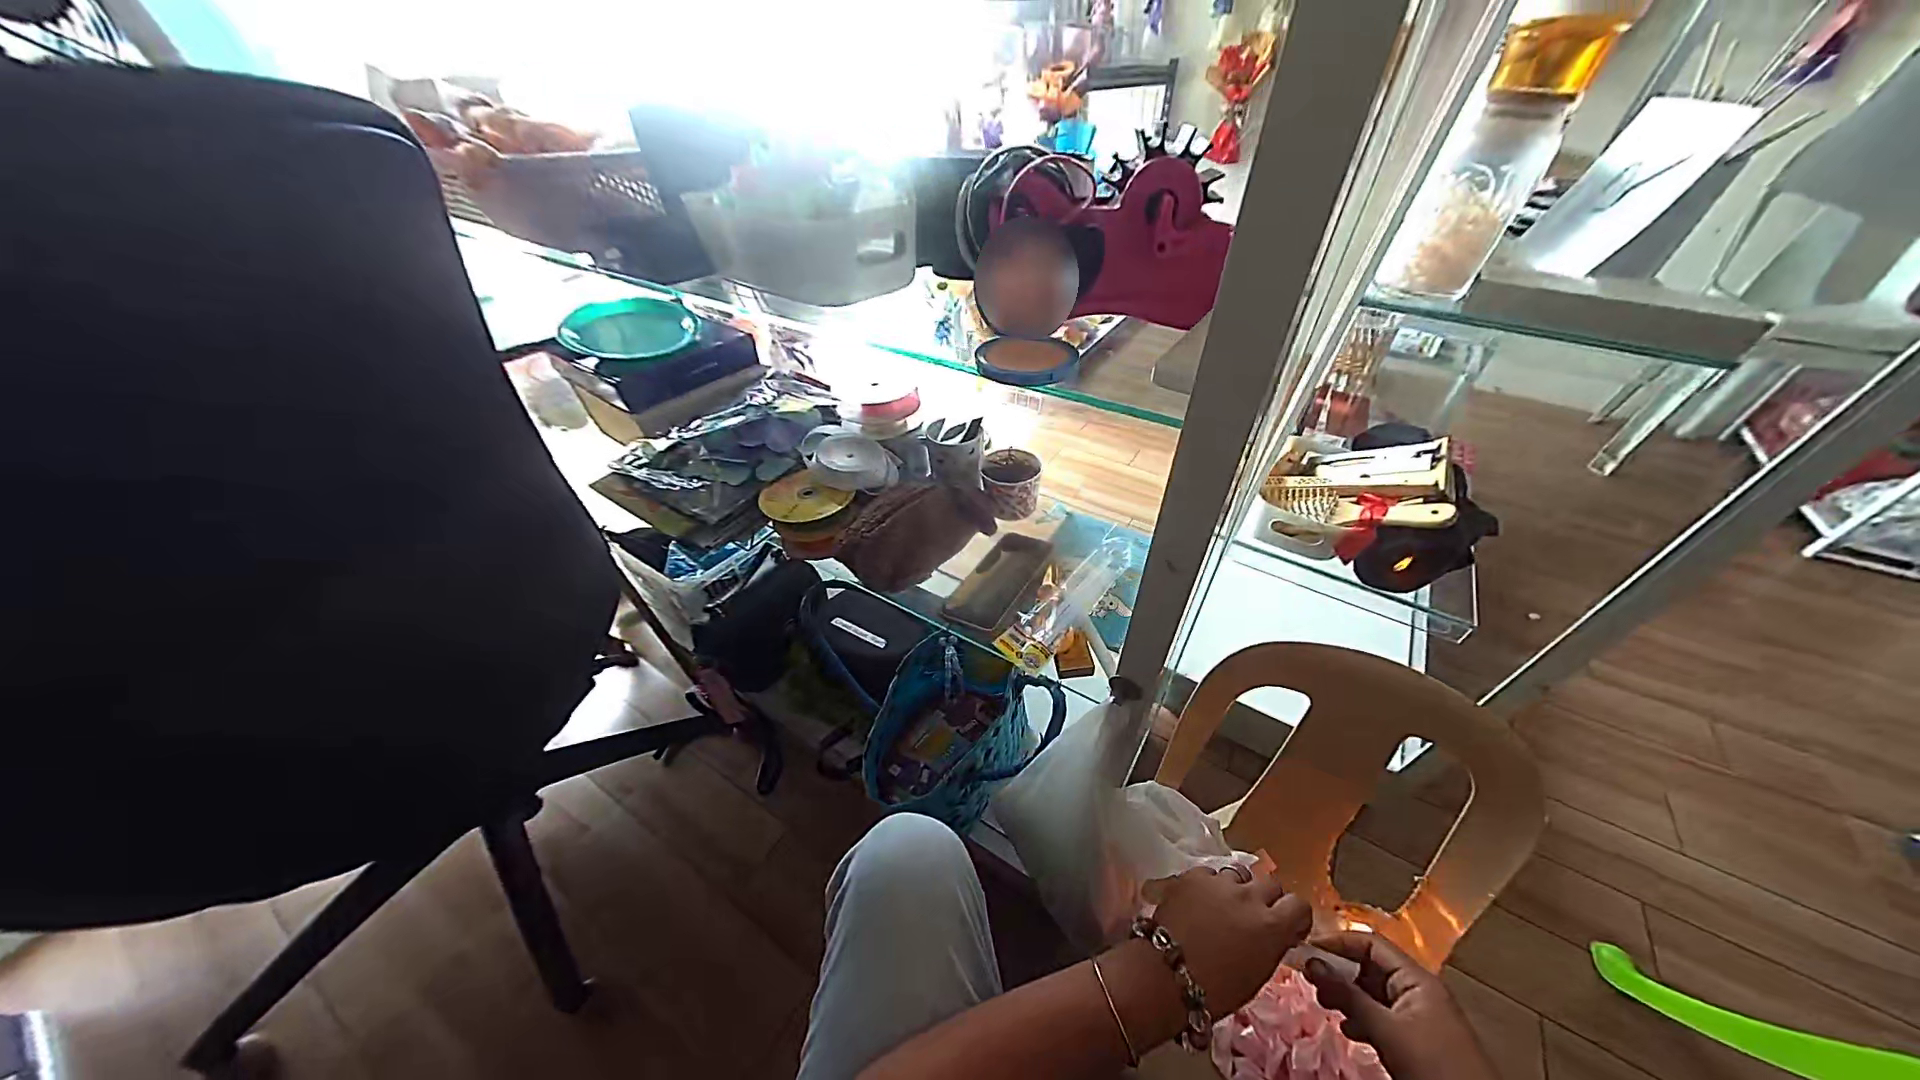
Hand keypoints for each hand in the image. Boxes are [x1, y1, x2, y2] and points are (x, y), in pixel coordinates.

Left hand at [1151, 865, 1311, 1015]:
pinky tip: (1198, 900)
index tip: (1288, 925)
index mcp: (1272, 924)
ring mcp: (1218, 882)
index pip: (1299, 905)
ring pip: (1238, 874)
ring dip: (1236, 888)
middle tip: (1255, 915)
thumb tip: (1276, 933)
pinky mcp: (1192, 875)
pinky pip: (1209, 874)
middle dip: (1267, 897)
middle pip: (1269, 883)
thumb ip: (1272, 942)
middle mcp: (1249, 896)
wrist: (1170, 972)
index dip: (1294, 915)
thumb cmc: (1219, 987)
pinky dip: (1208, 885)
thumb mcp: (1259, 970)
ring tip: (1224, 905)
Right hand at [1303, 931, 1496, 1079]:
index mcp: (1416, 979)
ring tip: (1327, 1006)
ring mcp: (1419, 1015)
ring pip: (1373, 992)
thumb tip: (1310, 963)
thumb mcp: (1386, 1029)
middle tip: (1313, 983)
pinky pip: (1382, 1015)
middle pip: (1370, 966)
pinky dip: (1362, 1017)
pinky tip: (1351, 1030)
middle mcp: (1418, 990)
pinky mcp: (1418, 1039)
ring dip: (1348, 996)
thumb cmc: (1434, 1065)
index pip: (1370, 943)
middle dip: (1340, 972)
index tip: (1307, 951)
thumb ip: (1347, 994)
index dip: (1337, 942)